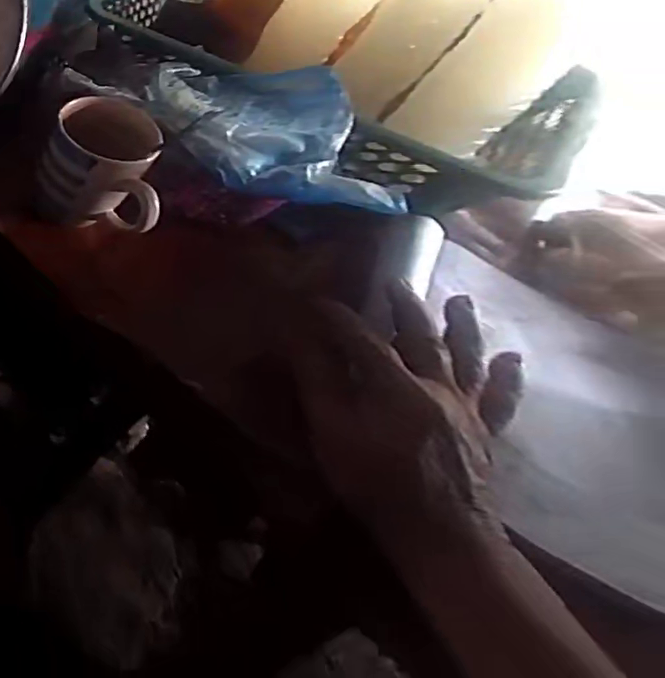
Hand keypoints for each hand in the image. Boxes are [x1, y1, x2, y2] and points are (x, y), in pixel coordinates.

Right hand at [280, 286, 524, 546]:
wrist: (439, 531)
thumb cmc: (371, 476)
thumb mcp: (330, 425)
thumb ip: (319, 376)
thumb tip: (300, 332)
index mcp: (395, 385)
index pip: (360, 336)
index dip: (335, 315)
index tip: (312, 299)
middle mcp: (437, 388)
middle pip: (422, 339)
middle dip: (406, 308)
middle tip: (396, 281)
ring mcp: (467, 411)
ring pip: (467, 359)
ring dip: (463, 328)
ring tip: (460, 301)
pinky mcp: (484, 432)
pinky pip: (501, 399)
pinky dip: (507, 377)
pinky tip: (511, 359)